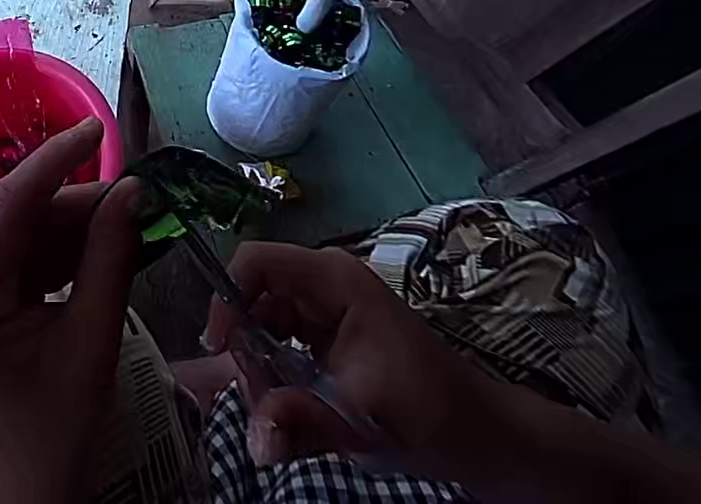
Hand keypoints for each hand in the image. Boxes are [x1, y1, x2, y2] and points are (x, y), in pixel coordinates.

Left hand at [0, 118, 139, 503]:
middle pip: (12, 223)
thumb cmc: (40, 449)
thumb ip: (109, 262)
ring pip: (10, 242)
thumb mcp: (88, 351)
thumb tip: (132, 193)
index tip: (95, 128)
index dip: (55, 160)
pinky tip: (92, 254)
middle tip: (135, 199)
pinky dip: (47, 259)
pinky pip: (2, 266)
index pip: (5, 205)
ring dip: (67, 233)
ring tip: (125, 226)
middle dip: (76, 208)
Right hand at [204, 241, 500, 475]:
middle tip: (256, 397)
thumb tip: (256, 440)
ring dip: (257, 362)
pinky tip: (286, 400)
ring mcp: (324, 302)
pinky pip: (278, 336)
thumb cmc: (429, 411)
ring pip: (261, 317)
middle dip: (245, 343)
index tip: (220, 346)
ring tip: (274, 406)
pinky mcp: (324, 327)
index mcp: (333, 278)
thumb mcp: (364, 420)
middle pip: (254, 292)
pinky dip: (272, 367)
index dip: (228, 295)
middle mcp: (323, 280)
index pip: (257, 260)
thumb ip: (304, 423)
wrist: (480, 434)